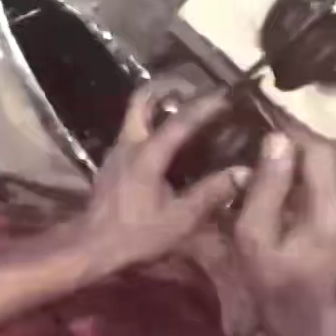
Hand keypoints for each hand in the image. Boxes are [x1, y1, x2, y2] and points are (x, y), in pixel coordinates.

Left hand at [67, 80, 248, 274]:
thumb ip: (211, 193)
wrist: (92, 247)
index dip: (205, 106)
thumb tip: (243, 173)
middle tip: (197, 91)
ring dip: (160, 105)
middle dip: (170, 88)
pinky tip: (170, 142)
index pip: (179, 121)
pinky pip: (134, 131)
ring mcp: (117, 151)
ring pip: (136, 113)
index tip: (227, 96)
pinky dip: (153, 125)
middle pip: (143, 98)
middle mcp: (128, 144)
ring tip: (189, 111)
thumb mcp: (180, 220)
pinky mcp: (113, 162)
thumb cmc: (136, 236)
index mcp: (146, 156)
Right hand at [235, 126, 335, 335]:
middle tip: (277, 153)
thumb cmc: (270, 275)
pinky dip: (333, 168)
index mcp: (333, 216)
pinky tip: (310, 183)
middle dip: (307, 144)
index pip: (321, 151)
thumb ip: (266, 186)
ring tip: (292, 167)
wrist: (304, 311)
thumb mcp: (252, 234)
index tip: (268, 134)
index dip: (294, 135)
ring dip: (321, 155)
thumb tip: (278, 139)